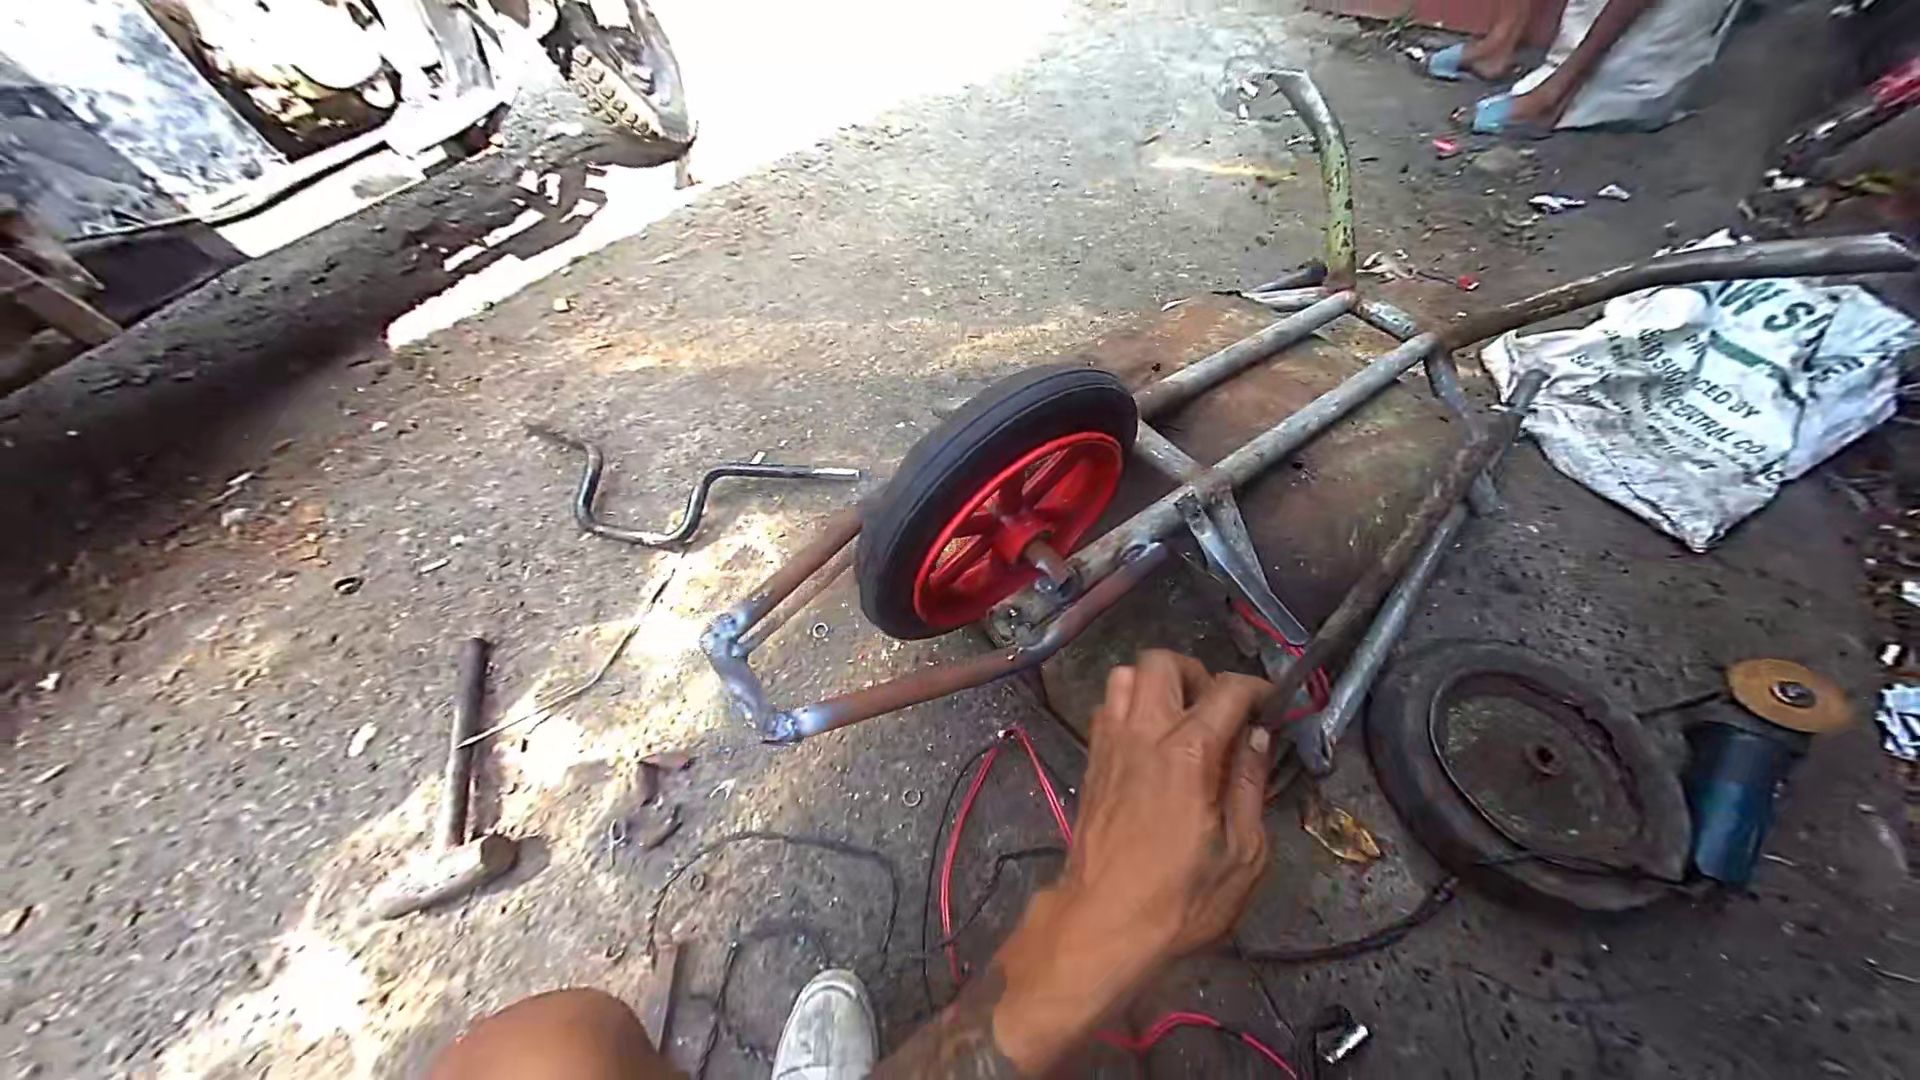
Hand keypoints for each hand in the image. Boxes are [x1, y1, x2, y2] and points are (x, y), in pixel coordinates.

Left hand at [992, 651, 1273, 1071]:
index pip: (1225, 690)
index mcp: (1188, 752)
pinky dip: (1129, 704)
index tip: (1270, 703)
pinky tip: (1149, 737)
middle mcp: (1143, 731)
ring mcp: (1110, 739)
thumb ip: (1249, 783)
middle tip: (1216, 707)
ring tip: (1180, 716)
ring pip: (1124, 674)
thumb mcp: (1242, 852)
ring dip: (1155, 682)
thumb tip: (1255, 736)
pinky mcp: (1092, 754)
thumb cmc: (1181, 896)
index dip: (1256, 687)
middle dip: (1195, 671)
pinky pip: (1107, 704)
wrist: (1105, 915)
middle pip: (1160, 661)